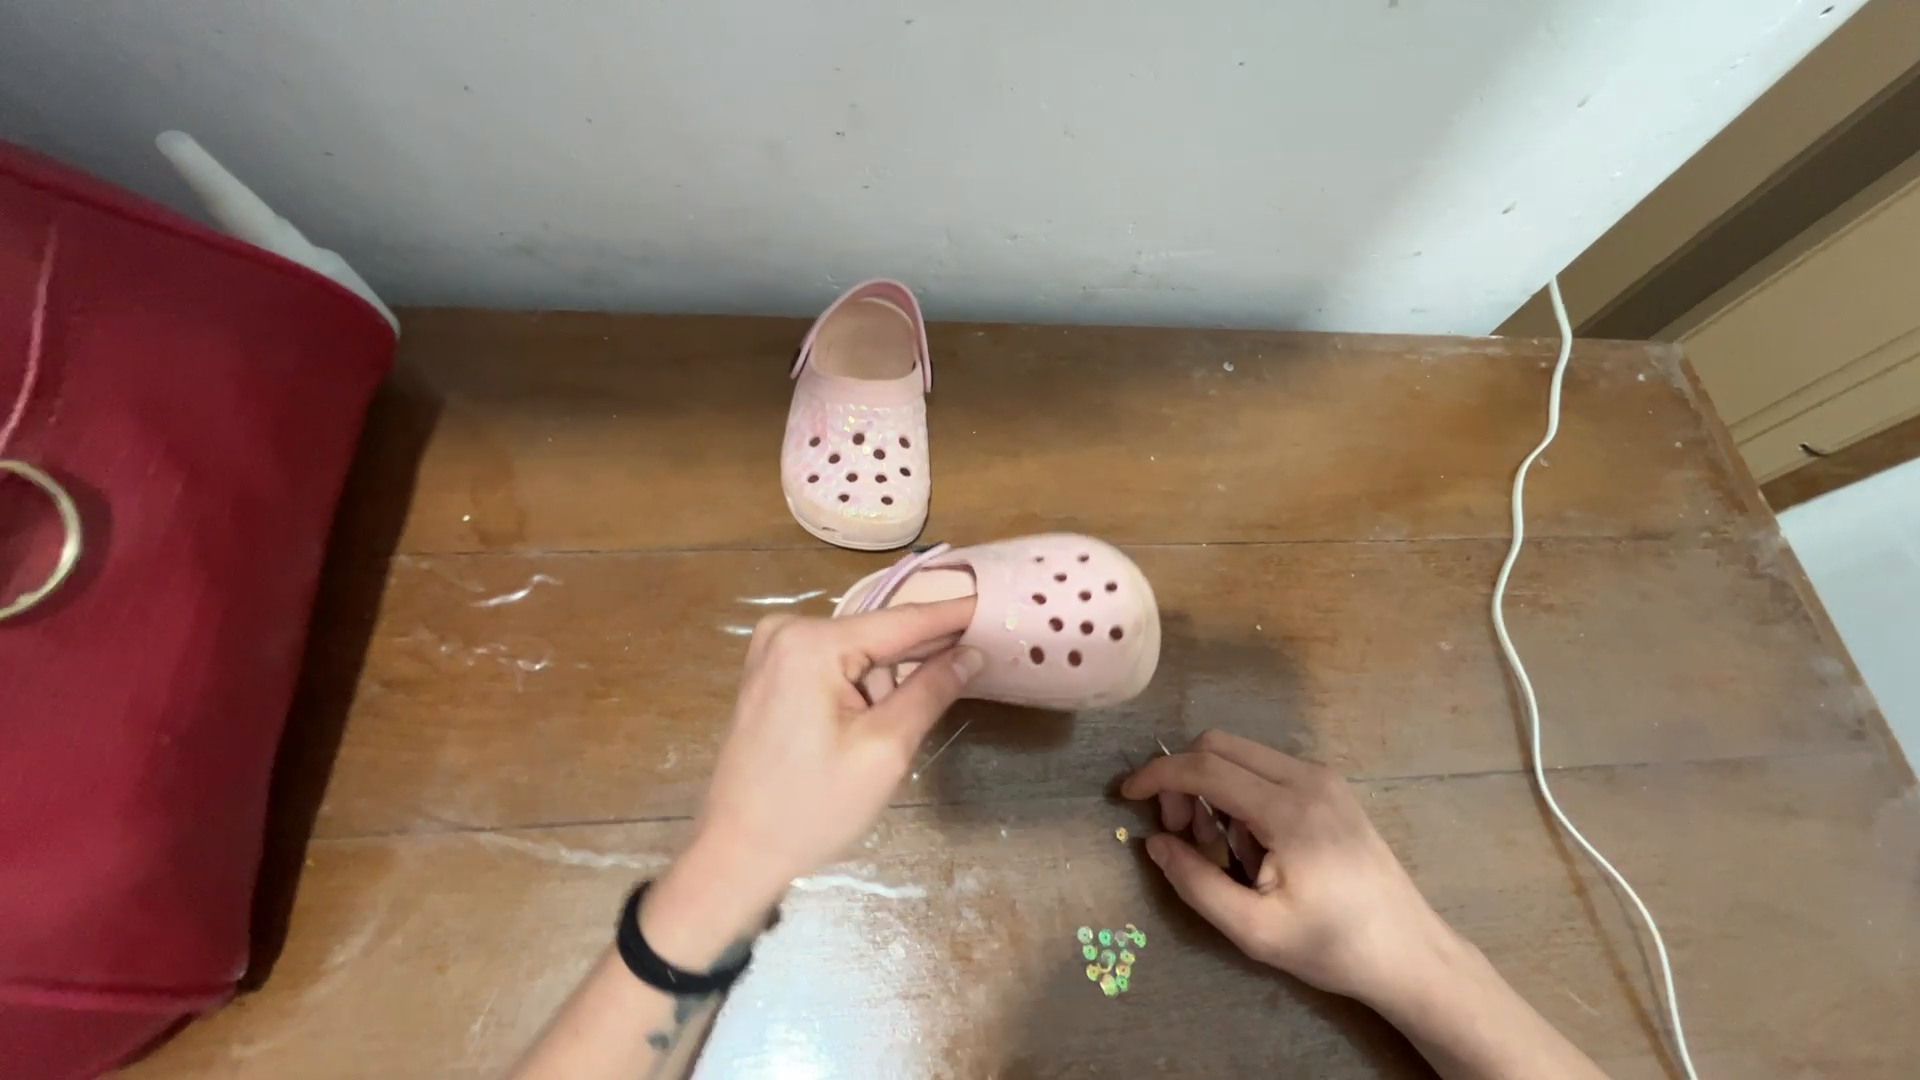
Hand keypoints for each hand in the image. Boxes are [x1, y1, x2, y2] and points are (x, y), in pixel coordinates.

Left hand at [648, 599, 981, 951]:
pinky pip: (836, 665)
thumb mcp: (885, 749)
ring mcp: (774, 648)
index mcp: (812, 643)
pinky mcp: (771, 671)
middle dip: (920, 657)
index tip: (995, 602)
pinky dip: (862, 686)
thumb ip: (930, 690)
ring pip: (860, 653)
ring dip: (886, 684)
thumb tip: (971, 652)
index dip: (953, 616)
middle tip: (975, 661)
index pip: (902, 622)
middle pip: (879, 636)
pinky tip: (868, 723)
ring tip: (880, 737)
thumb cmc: (811, 808)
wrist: (734, 853)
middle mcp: (788, 630)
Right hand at [1121, 730, 1453, 1009]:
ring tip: (1222, 846)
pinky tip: (1251, 839)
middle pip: (1217, 745)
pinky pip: (1263, 768)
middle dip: (1183, 779)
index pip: (1205, 767)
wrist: (1413, 955)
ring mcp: (1321, 777)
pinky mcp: (1328, 786)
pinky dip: (1238, 791)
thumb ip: (1195, 883)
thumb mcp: (1255, 931)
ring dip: (1210, 786)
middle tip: (1181, 832)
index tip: (1127, 794)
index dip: (1157, 775)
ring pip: (1238, 753)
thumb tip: (1155, 842)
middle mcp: (1306, 778)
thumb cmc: (1334, 947)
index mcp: (1290, 811)